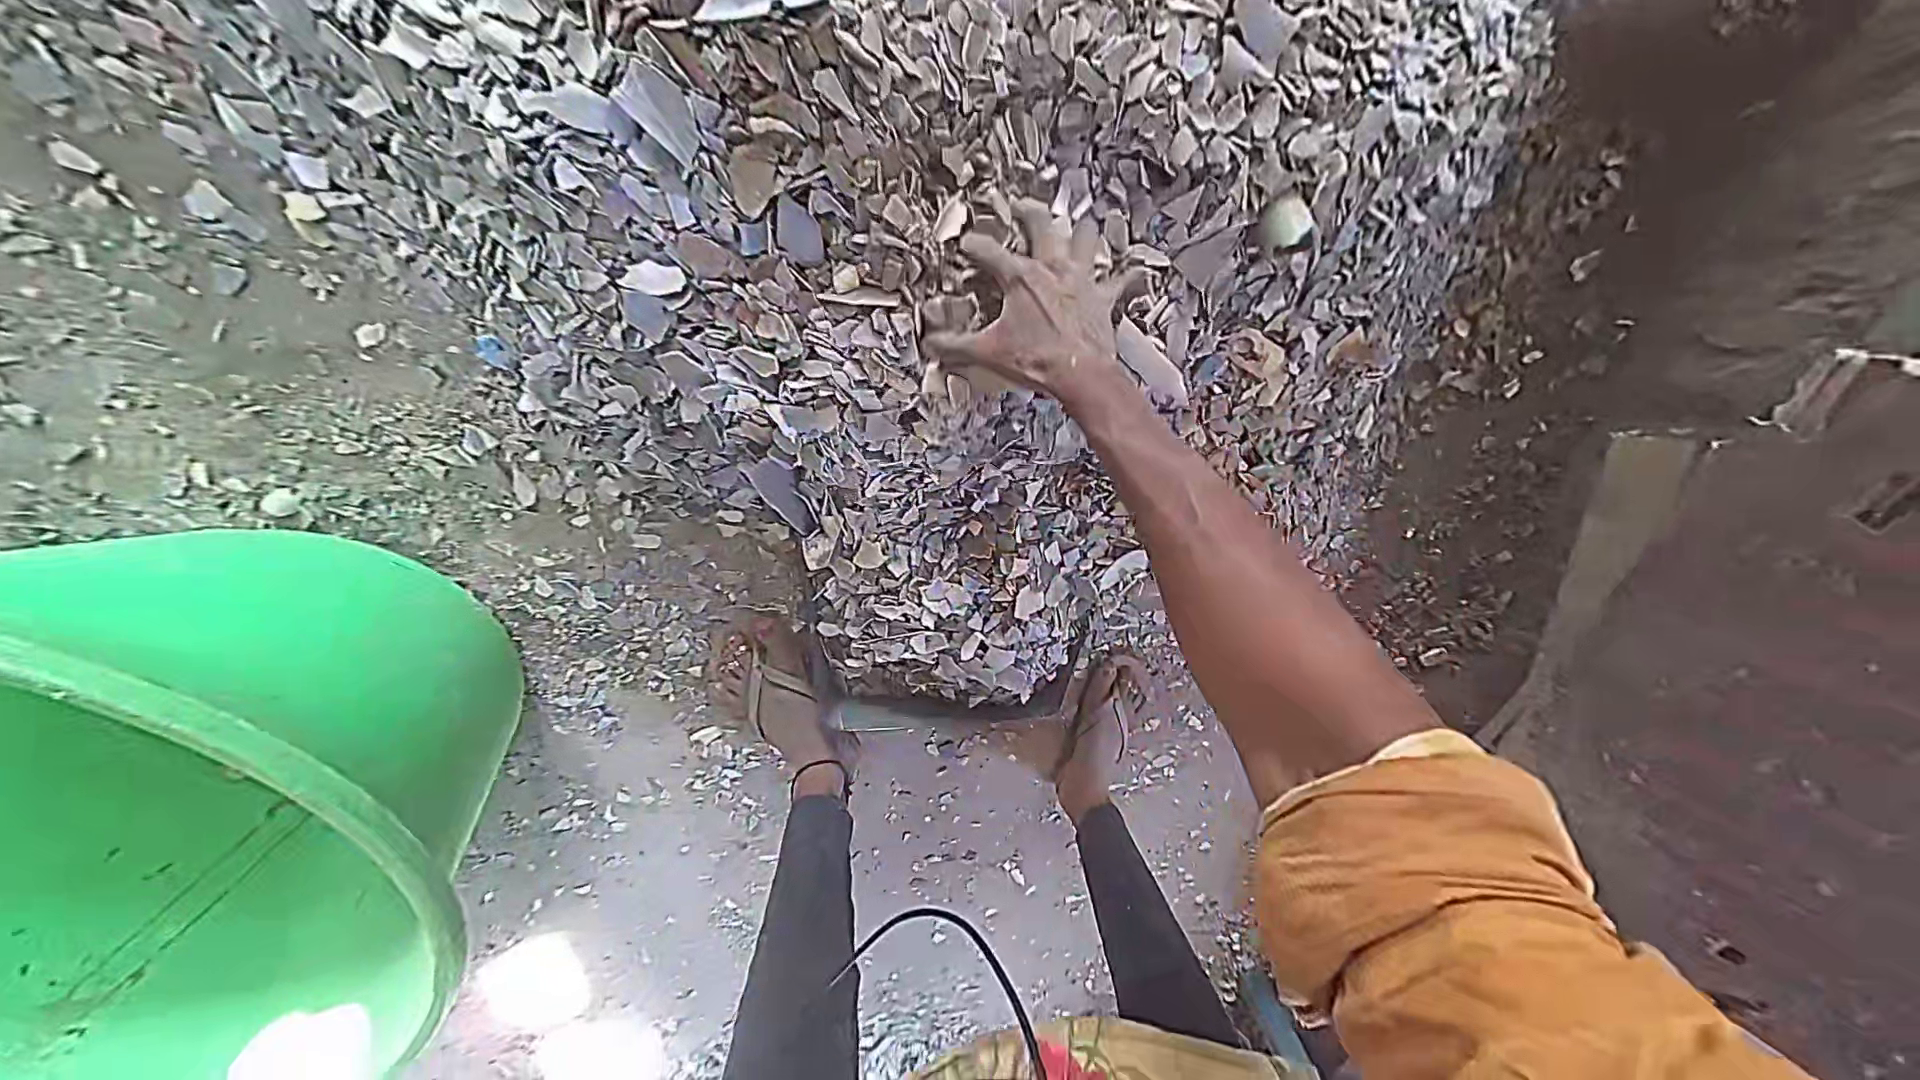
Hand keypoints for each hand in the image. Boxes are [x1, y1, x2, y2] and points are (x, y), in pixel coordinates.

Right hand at [924, 198, 1144, 406]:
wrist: (1081, 376)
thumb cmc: (1040, 361)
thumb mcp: (988, 353)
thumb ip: (956, 347)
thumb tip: (932, 345)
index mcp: (1021, 278)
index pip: (989, 251)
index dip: (973, 245)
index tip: (966, 244)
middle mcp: (1053, 270)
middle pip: (1041, 225)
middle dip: (1028, 212)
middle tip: (1020, 206)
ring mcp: (1081, 281)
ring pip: (1085, 238)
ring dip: (1080, 229)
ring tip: (1077, 222)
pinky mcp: (1103, 299)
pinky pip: (1121, 279)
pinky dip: (1127, 274)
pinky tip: (1133, 269)